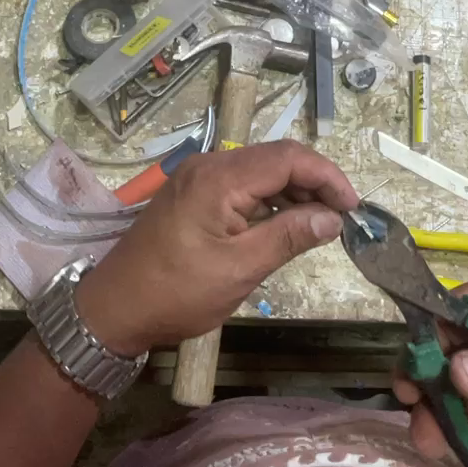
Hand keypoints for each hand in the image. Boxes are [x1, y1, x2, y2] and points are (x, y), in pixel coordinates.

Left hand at [75, 141, 358, 354]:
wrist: (114, 308)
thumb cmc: (177, 292)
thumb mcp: (240, 269)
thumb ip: (288, 236)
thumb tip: (332, 218)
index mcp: (220, 177)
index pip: (288, 158)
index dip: (327, 177)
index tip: (353, 208)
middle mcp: (208, 165)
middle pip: (275, 158)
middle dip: (313, 182)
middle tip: (340, 218)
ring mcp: (197, 176)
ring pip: (259, 169)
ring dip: (292, 190)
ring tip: (318, 224)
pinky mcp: (192, 192)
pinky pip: (240, 183)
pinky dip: (268, 198)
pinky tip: (283, 223)